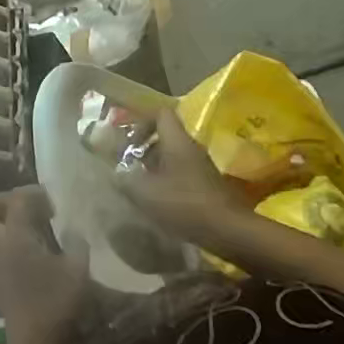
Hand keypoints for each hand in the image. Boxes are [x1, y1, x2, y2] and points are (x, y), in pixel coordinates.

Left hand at [0, 186, 89, 343]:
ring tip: (28, 222)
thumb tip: (72, 231)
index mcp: (15, 238)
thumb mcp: (77, 269)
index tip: (52, 201)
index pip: (17, 200)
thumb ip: (76, 243)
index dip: (34, 193)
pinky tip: (31, 244)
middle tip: (23, 204)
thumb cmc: (57, 304)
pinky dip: (5, 236)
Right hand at [114, 110, 248, 244]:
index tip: (127, 140)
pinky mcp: (207, 184)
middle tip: (128, 164)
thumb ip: (125, 178)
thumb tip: (116, 172)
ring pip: (173, 156)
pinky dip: (167, 181)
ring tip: (139, 185)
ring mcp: (202, 166)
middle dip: (144, 148)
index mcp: (177, 141)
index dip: (141, 121)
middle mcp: (191, 147)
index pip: (160, 113)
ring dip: (154, 166)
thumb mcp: (145, 192)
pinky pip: (182, 173)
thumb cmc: (184, 204)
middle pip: (165, 135)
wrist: (227, 230)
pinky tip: (157, 201)